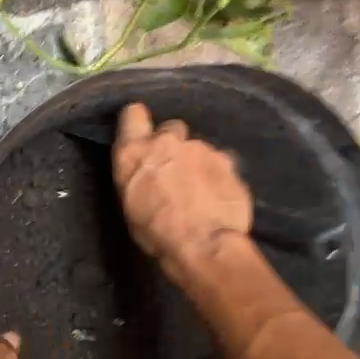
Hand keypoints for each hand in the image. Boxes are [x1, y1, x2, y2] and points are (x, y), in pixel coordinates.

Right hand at [111, 102, 252, 282]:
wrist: (203, 244)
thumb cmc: (155, 232)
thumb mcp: (130, 204)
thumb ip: (137, 175)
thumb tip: (145, 171)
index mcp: (134, 153)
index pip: (132, 114)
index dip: (137, 122)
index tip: (140, 132)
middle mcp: (167, 142)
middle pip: (171, 128)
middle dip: (172, 143)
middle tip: (173, 167)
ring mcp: (201, 148)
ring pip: (198, 148)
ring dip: (197, 162)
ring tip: (199, 189)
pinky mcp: (229, 161)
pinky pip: (221, 162)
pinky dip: (218, 174)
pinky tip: (217, 195)